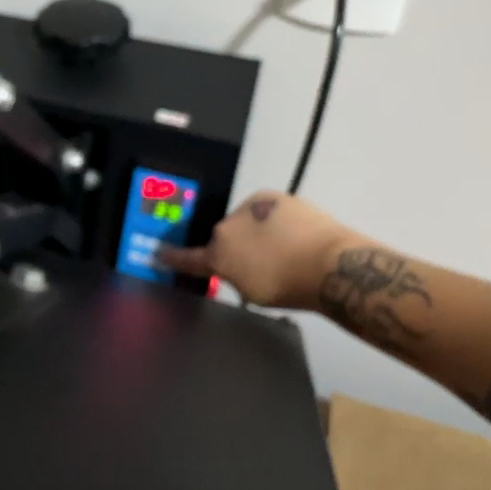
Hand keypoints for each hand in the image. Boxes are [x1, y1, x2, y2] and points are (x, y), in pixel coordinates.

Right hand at [160, 192, 365, 309]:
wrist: (330, 265)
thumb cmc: (289, 286)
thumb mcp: (252, 291)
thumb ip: (236, 277)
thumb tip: (236, 269)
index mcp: (219, 252)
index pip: (191, 256)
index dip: (175, 257)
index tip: (160, 254)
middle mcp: (228, 225)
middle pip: (224, 235)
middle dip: (235, 246)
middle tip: (255, 263)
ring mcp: (253, 208)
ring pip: (247, 221)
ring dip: (256, 232)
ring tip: (280, 251)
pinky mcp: (278, 197)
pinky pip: (269, 212)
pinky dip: (275, 223)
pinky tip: (293, 237)